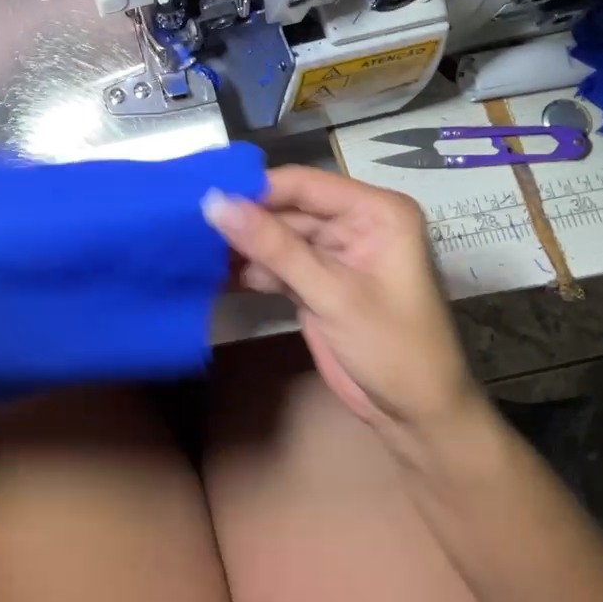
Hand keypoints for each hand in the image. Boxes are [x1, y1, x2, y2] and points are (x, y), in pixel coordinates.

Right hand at [203, 167, 481, 438]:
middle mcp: (355, 223)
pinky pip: (274, 262)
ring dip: (239, 246)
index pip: (303, 185)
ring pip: (274, 235)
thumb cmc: (393, 349)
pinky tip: (212, 274)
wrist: (416, 416)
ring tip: (191, 248)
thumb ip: (273, 247)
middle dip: (241, 219)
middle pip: (284, 208)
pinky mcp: (315, 280)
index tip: (200, 197)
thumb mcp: (332, 294)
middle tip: (186, 225)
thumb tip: (214, 204)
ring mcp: (333, 253)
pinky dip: (248, 269)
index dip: (253, 190)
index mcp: (376, 212)